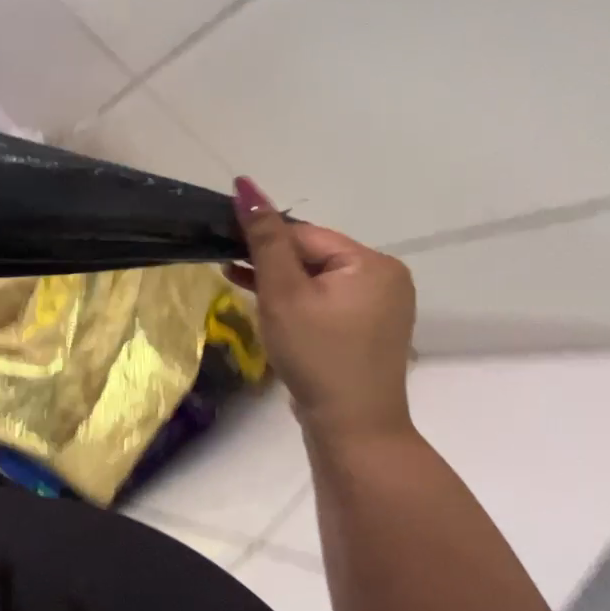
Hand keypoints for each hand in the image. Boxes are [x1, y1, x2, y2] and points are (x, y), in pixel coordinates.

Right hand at [224, 176, 416, 442]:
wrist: (351, 425)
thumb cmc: (316, 352)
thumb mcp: (282, 291)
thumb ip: (263, 238)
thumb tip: (245, 185)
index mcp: (372, 263)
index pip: (303, 234)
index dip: (262, 243)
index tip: (224, 254)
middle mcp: (385, 277)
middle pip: (310, 253)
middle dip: (269, 261)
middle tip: (229, 273)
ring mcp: (380, 304)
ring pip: (314, 276)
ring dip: (277, 279)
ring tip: (238, 285)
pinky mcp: (367, 327)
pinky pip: (325, 297)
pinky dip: (295, 298)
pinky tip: (266, 304)